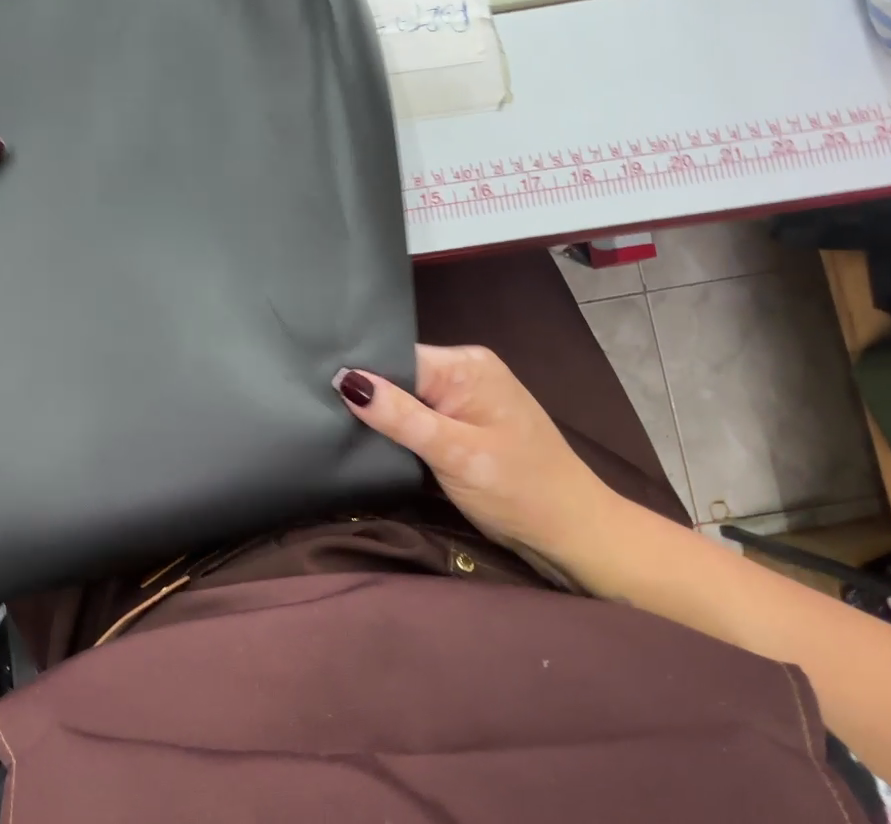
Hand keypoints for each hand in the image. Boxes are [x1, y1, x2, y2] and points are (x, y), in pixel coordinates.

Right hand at [334, 345, 622, 557]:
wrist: (573, 534)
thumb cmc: (519, 490)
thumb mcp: (454, 453)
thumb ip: (400, 416)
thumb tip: (345, 379)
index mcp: (466, 366)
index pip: (396, 357)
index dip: (359, 374)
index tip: (317, 391)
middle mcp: (466, 371)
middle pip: (399, 375)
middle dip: (367, 395)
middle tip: (321, 412)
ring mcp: (467, 398)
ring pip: (407, 397)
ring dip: (382, 416)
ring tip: (337, 425)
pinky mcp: (465, 424)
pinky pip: (420, 415)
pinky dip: (400, 430)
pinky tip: (374, 440)